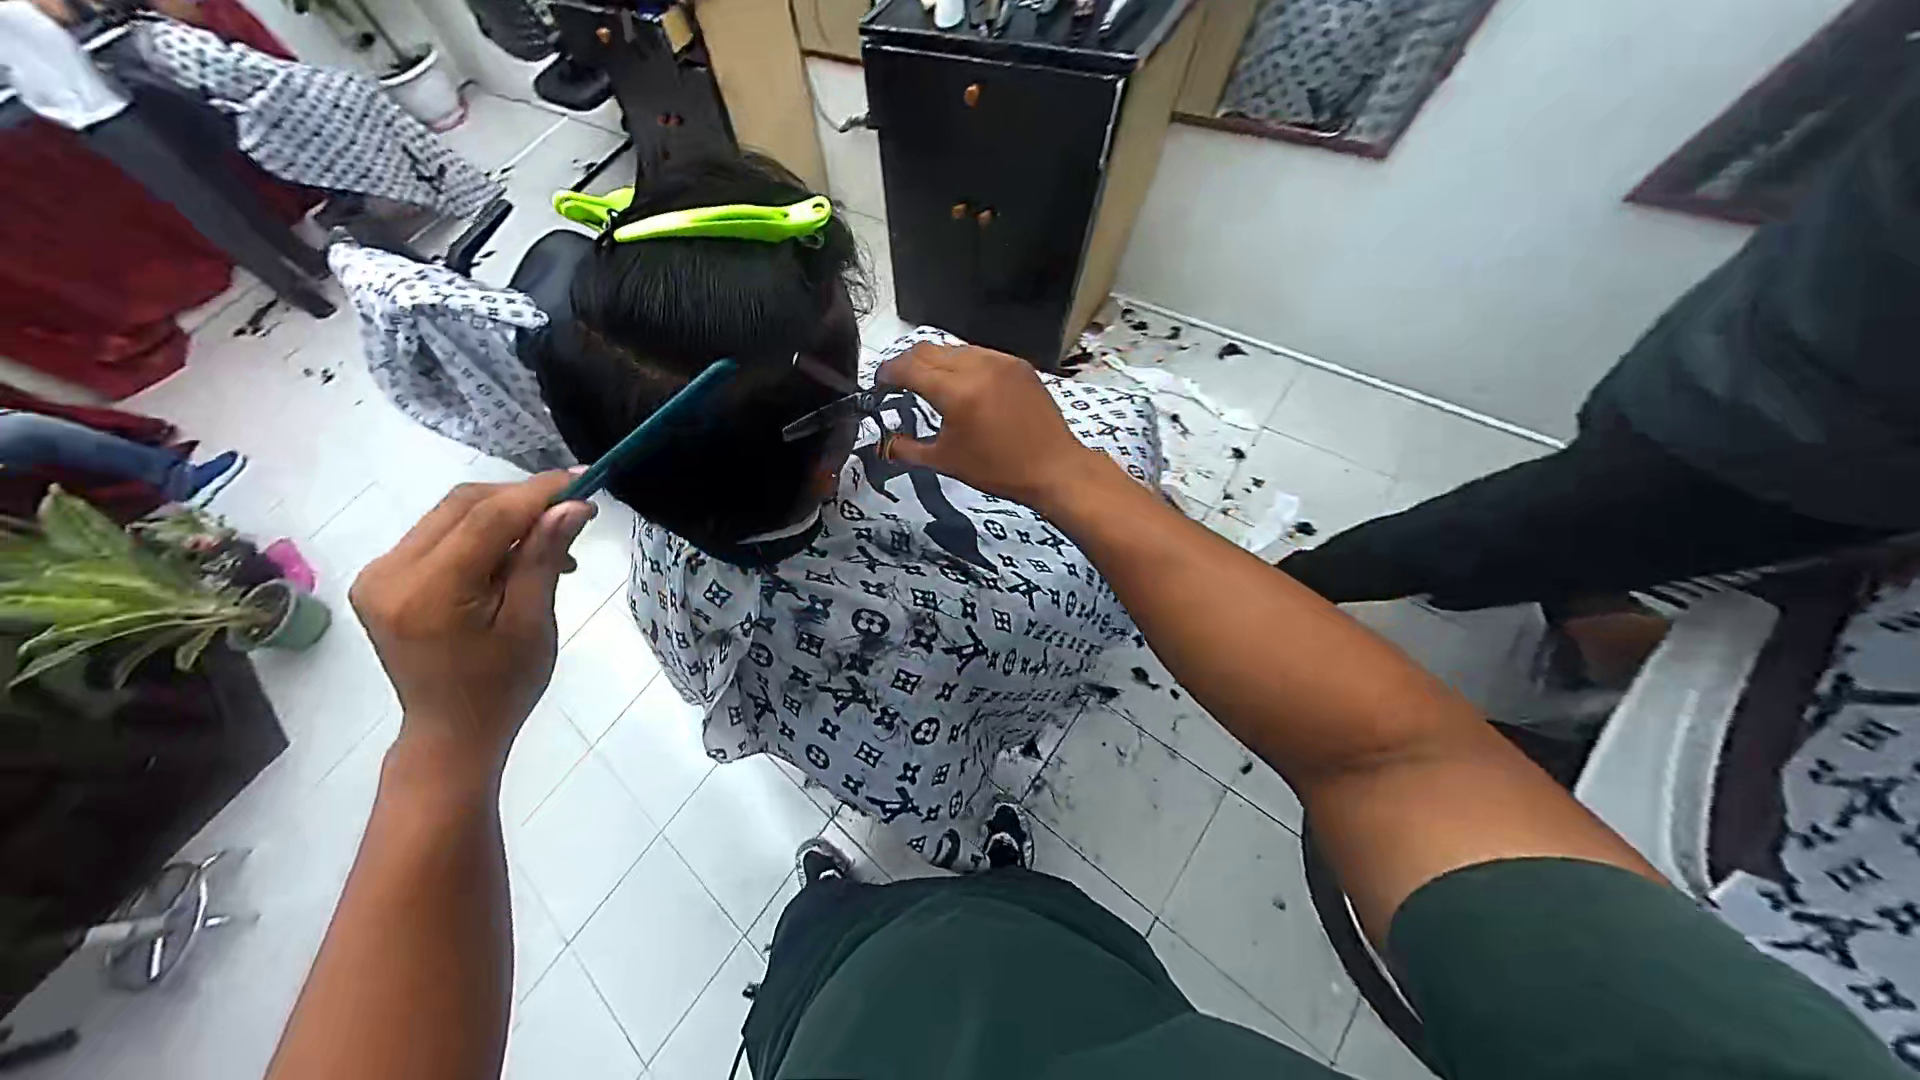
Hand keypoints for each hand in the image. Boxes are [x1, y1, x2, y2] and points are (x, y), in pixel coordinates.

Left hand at [350, 472, 593, 774]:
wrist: (453, 729)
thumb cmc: (504, 685)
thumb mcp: (533, 622)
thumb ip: (543, 557)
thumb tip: (572, 506)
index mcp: (427, 592)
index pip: (487, 518)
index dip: (539, 492)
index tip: (585, 479)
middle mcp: (390, 573)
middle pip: (463, 506)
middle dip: (524, 498)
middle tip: (576, 506)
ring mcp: (380, 574)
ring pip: (452, 515)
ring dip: (507, 514)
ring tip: (554, 538)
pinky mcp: (386, 578)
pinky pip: (442, 535)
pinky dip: (486, 533)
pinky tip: (519, 554)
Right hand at [875, 343, 1108, 508]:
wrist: (1053, 468)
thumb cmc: (997, 469)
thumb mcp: (946, 462)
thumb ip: (908, 449)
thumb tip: (884, 444)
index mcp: (955, 391)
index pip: (908, 367)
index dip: (888, 373)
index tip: (880, 385)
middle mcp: (976, 365)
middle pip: (928, 350)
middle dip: (908, 364)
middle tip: (901, 384)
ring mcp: (1000, 361)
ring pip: (954, 348)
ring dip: (936, 362)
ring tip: (932, 385)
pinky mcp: (1018, 365)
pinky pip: (980, 354)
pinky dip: (963, 364)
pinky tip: (965, 386)